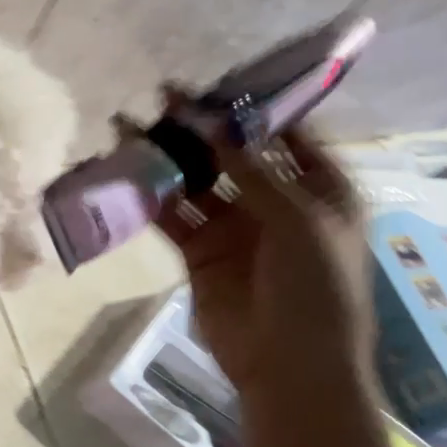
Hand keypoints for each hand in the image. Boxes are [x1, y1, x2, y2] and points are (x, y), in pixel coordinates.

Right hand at [152, 119, 372, 399]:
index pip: (289, 135)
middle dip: (200, 127)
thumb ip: (253, 172)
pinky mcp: (199, 252)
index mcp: (322, 190)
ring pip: (196, 181)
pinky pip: (171, 216)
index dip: (256, 108)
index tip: (219, 82)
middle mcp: (278, 202)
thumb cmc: (316, 290)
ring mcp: (235, 227)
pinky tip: (124, 174)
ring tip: (129, 129)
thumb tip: (213, 124)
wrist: (289, 364)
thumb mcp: (299, 221)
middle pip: (234, 154)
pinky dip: (149, 197)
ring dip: (168, 158)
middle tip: (163, 97)